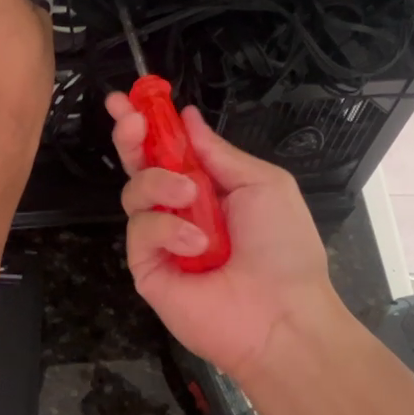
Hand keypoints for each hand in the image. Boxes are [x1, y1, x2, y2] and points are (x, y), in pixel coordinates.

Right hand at [107, 93, 338, 380]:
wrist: (284, 316)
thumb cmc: (284, 247)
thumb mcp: (262, 183)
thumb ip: (218, 152)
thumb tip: (188, 117)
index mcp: (207, 186)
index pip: (167, 147)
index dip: (148, 122)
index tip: (130, 98)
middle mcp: (178, 207)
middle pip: (138, 164)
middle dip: (129, 136)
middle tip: (129, 120)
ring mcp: (160, 238)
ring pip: (134, 191)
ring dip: (159, 182)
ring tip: (188, 195)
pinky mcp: (147, 267)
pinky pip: (140, 231)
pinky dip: (166, 228)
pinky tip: (196, 243)